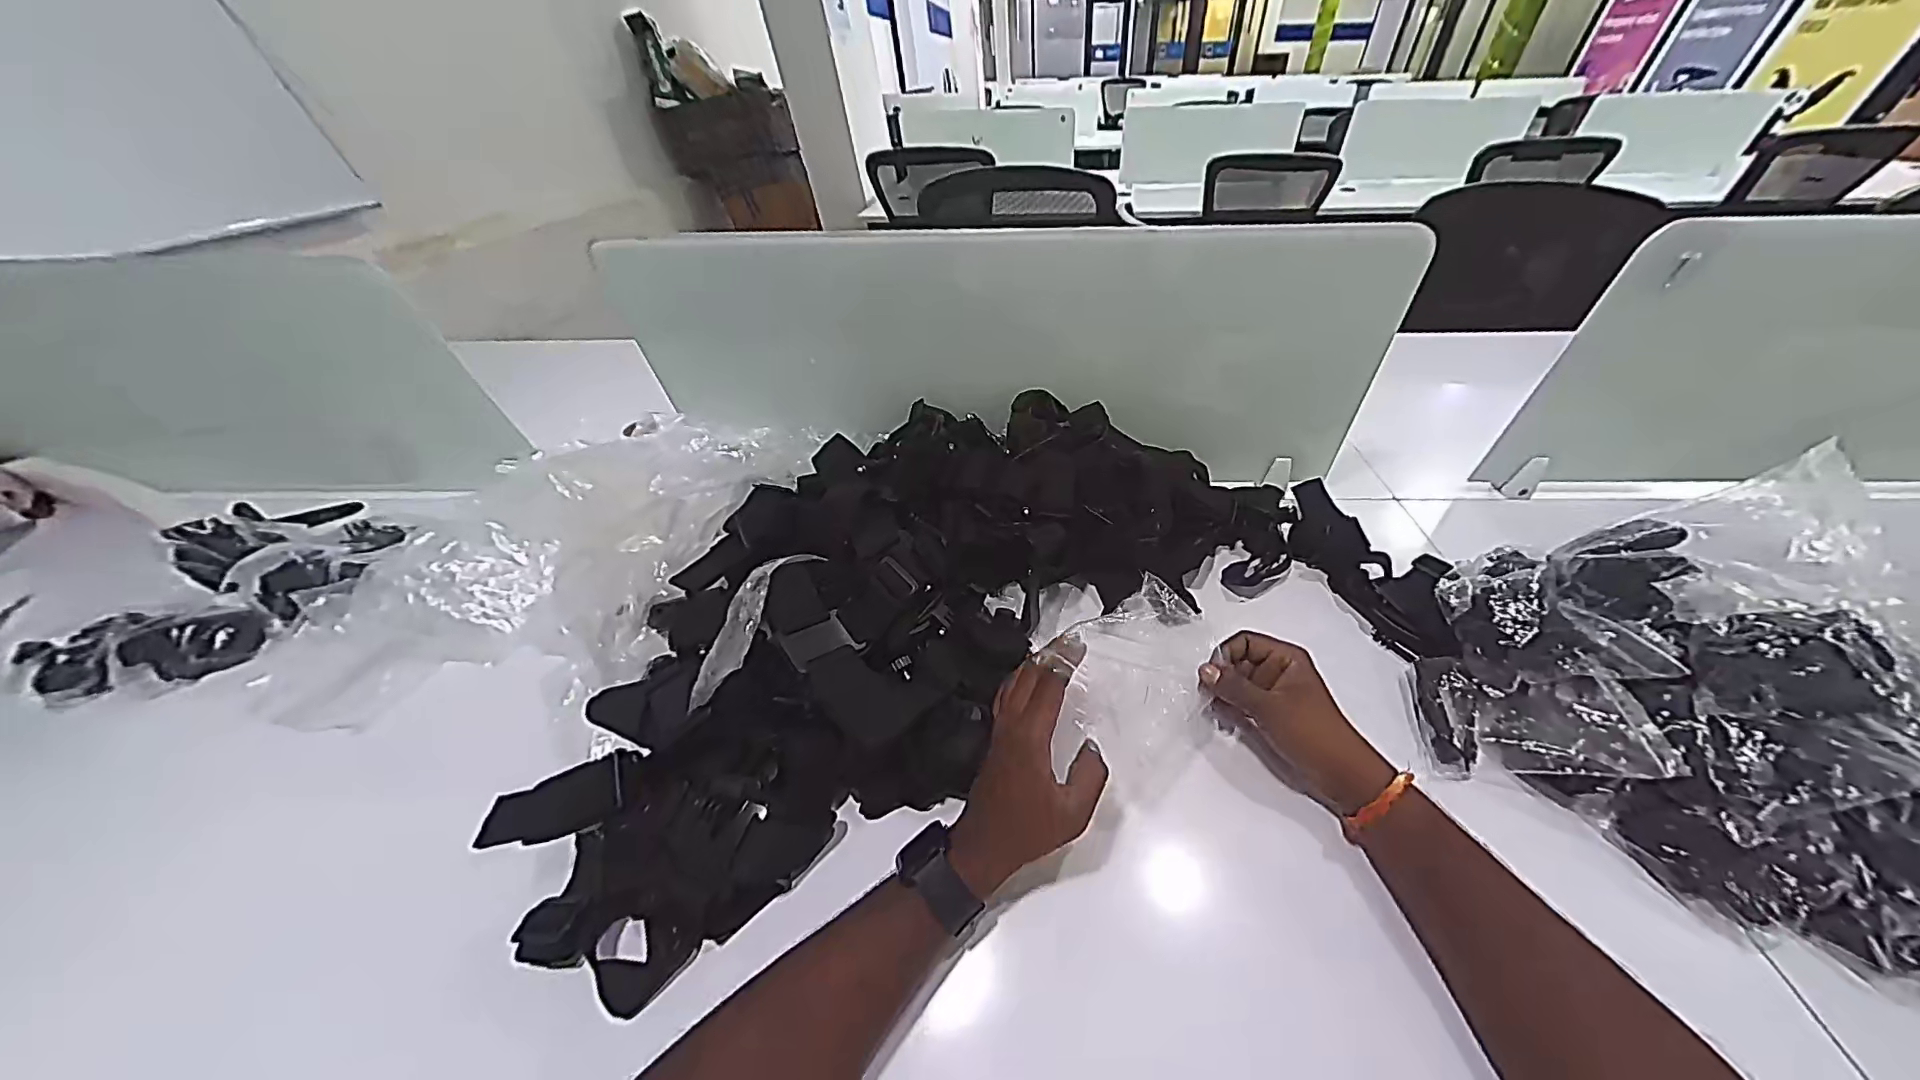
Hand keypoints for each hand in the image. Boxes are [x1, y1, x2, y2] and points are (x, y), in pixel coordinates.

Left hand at [948, 655, 1108, 896]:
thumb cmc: (1024, 830)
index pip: (1048, 687)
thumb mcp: (1073, 812)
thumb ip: (1090, 777)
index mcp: (1030, 739)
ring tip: (1049, 654)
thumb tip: (1092, 750)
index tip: (1076, 647)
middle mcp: (1011, 729)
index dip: (1063, 663)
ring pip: (1012, 685)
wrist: (984, 844)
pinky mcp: (994, 741)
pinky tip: (1024, 683)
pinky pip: (1004, 699)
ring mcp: (999, 733)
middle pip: (1027, 677)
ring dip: (1031, 664)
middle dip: (1048, 654)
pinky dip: (1018, 681)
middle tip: (1066, 642)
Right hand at [1200, 632, 1397, 815]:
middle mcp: (1280, 672)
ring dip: (1225, 696)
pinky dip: (1231, 710)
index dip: (1225, 655)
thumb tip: (1207, 671)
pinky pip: (1242, 703)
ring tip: (1220, 711)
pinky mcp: (1270, 714)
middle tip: (1211, 694)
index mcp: (1286, 658)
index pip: (1244, 642)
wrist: (1340, 773)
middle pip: (1238, 662)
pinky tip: (1228, 721)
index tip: (1212, 675)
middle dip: (1222, 678)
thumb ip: (1233, 686)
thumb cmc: (1318, 734)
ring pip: (1238, 684)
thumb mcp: (1268, 706)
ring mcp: (1274, 694)